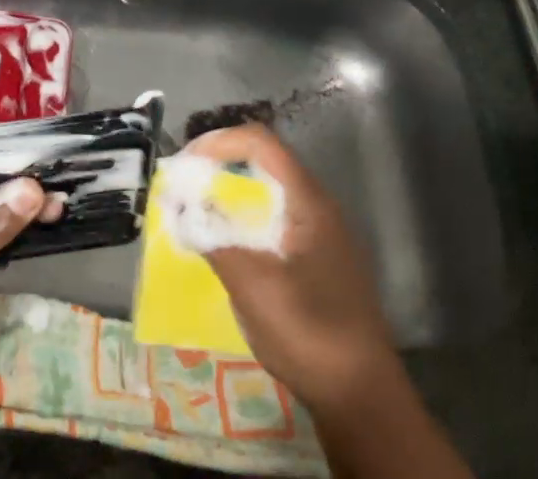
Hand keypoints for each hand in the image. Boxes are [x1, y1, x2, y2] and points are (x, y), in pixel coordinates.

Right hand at [187, 124, 399, 410]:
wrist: (360, 395)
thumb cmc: (308, 332)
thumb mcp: (252, 284)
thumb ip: (212, 238)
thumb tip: (177, 206)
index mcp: (309, 204)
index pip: (261, 143)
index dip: (218, 142)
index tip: (183, 166)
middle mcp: (317, 210)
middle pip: (263, 163)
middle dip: (216, 166)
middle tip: (180, 188)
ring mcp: (319, 236)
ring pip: (266, 193)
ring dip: (226, 195)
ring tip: (191, 214)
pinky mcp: (314, 262)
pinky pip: (271, 221)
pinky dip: (240, 220)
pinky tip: (220, 247)